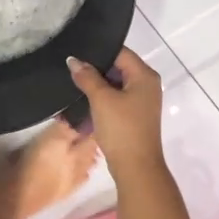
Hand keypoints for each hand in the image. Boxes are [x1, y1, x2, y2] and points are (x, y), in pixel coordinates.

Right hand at [67, 47, 164, 174]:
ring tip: (74, 80)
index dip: (98, 52)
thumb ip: (87, 77)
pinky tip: (85, 98)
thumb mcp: (101, 99)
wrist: (136, 166)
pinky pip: (117, 98)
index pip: (120, 52)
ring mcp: (142, 101)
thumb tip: (73, 60)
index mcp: (144, 75)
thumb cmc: (121, 129)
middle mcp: (147, 84)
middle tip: (71, 67)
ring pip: (117, 83)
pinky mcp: (135, 114)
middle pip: (119, 66)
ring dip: (98, 84)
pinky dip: (103, 97)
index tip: (75, 53)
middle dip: (96, 68)